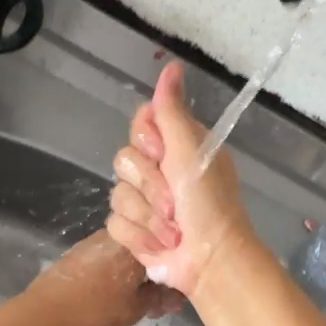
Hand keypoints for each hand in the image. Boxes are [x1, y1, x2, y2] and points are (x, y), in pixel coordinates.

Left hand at [17, 230, 179, 325]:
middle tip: (160, 306)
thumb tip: (175, 295)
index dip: (177, 279)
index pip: (168, 255)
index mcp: (136, 245)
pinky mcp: (81, 252)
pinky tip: (118, 295)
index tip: (177, 300)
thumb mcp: (133, 310)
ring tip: (138, 305)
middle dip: (157, 278)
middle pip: (148, 254)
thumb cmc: (93, 312)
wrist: (42, 315)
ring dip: (138, 278)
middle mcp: (117, 235)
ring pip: (129, 258)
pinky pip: (111, 260)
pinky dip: (120, 275)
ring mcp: (96, 241)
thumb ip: (159, 299)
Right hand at [106, 61, 262, 300]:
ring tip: (173, 229)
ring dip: (147, 217)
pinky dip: (140, 237)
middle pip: (123, 159)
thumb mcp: (192, 152)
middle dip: (149, 186)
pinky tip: (161, 245)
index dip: (146, 140)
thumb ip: (172, 112)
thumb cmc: (208, 205)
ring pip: (117, 194)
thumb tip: (171, 66)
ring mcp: (145, 203)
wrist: (209, 260)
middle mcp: (160, 171)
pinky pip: (116, 224)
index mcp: (178, 147)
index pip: (141, 123)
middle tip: (174, 202)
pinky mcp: (135, 232)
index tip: (163, 153)